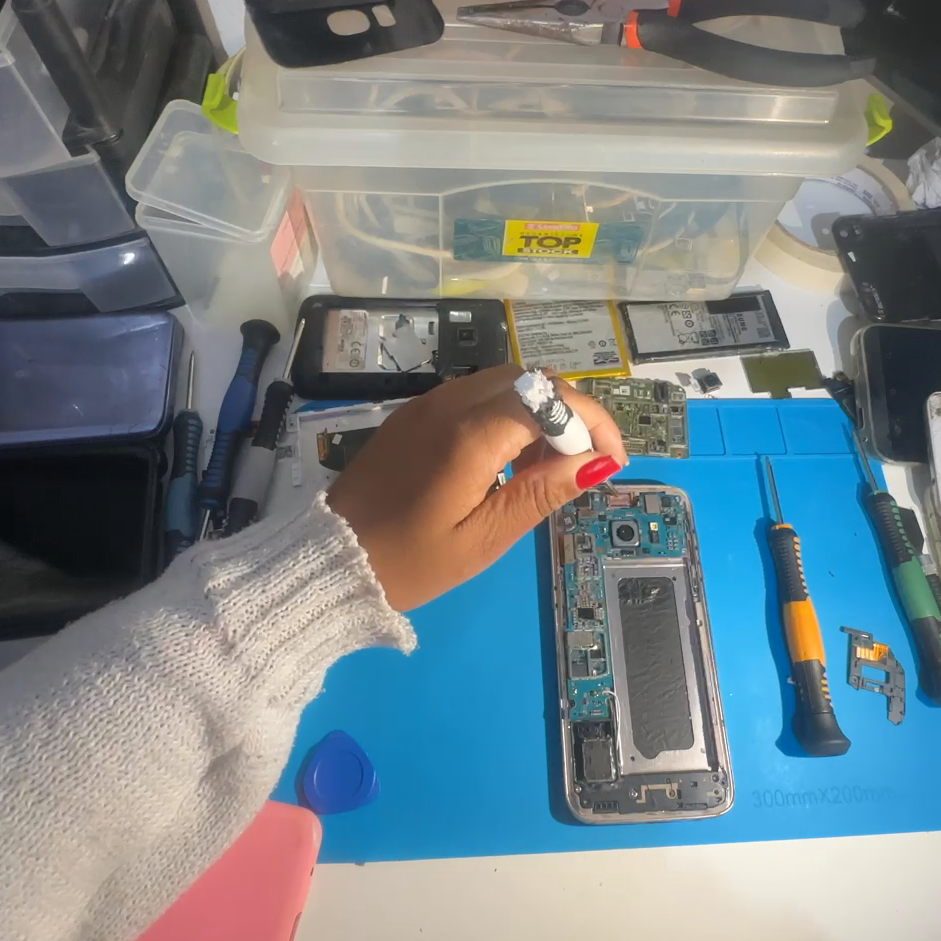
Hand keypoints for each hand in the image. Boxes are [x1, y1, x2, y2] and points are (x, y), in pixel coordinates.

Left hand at [326, 366, 627, 611]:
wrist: (329, 559)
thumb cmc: (409, 561)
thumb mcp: (484, 539)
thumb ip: (542, 493)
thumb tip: (596, 462)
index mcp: (470, 435)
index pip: (551, 398)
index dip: (592, 421)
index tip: (611, 461)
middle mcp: (450, 402)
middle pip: (531, 379)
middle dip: (570, 413)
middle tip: (581, 465)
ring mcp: (428, 403)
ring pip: (505, 381)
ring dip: (539, 412)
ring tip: (547, 468)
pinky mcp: (415, 413)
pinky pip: (476, 395)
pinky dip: (507, 414)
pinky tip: (507, 459)